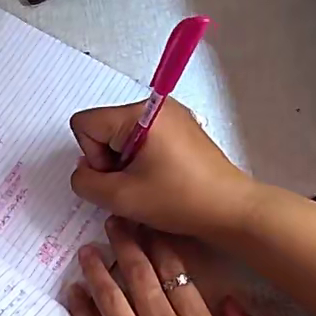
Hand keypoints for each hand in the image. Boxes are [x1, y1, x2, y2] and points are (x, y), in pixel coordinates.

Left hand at [67, 218, 275, 315]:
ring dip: (99, 270)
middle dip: (126, 244)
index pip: (178, 275)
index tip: (151, 224)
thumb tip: (230, 301)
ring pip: (112, 299)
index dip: (162, 245)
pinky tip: (74, 290)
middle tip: (114, 221)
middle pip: (141, 277)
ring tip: (88, 248)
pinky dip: (81, 310)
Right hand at [69, 99, 261, 239]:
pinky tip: (161, 182)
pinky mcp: (181, 131)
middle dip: (109, 161)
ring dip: (126, 165)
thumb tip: (84, 171)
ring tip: (149, 186)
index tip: (118, 177)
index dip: (92, 156)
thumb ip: (85, 182)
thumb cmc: (179, 200)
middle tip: (134, 186)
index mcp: (142, 113)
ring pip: (122, 137)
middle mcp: (156, 106)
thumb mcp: (120, 197)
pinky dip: (142, 163)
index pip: (85, 124)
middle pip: (104, 128)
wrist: (231, 209)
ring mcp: (172, 117)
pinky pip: (143, 141)